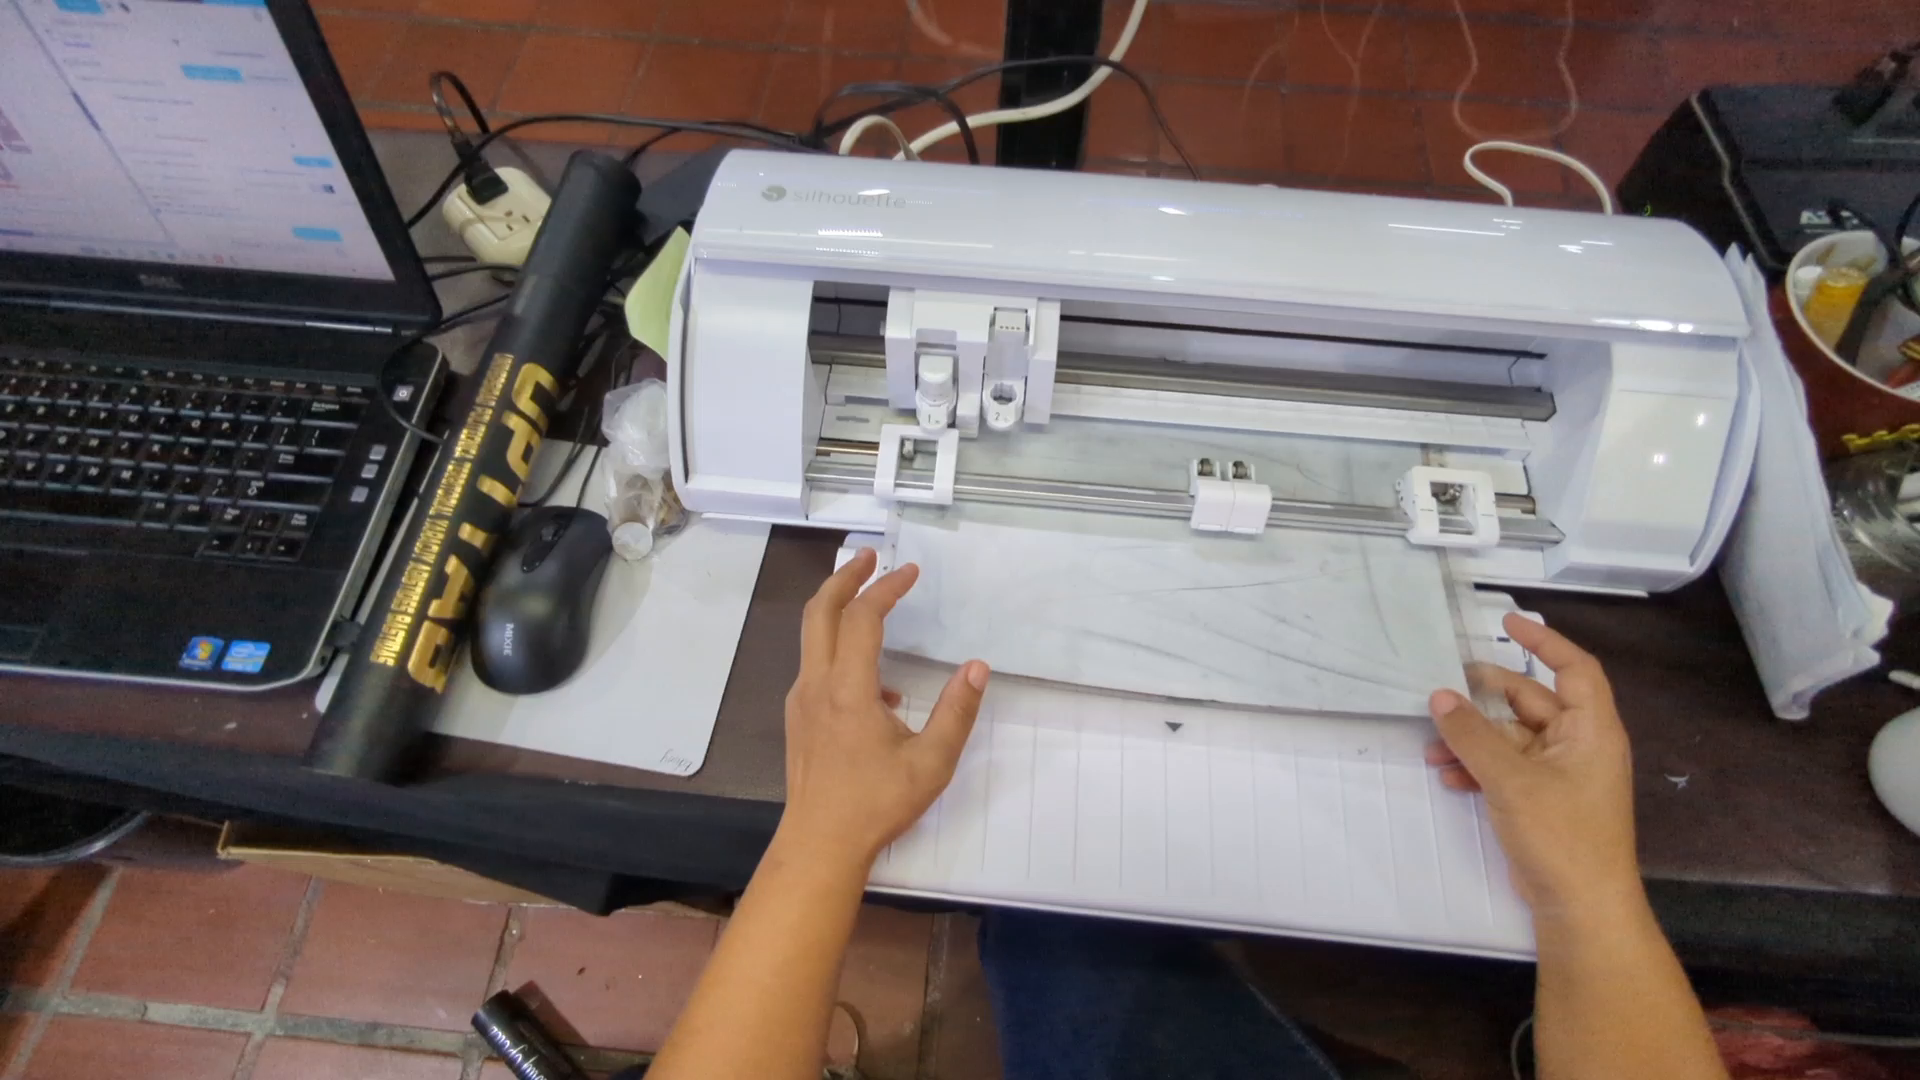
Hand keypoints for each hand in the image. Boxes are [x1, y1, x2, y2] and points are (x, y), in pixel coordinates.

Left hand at [778, 548, 989, 867]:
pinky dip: (840, 648)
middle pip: (819, 611)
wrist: (820, 845)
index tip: (910, 571)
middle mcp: (816, 684)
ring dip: (838, 607)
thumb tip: (977, 668)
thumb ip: (956, 712)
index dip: (886, 589)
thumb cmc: (877, 804)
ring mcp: (801, 700)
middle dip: (845, 577)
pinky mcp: (799, 716)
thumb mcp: (931, 762)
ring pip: (812, 635)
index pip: (862, 619)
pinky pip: (817, 665)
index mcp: (848, 689)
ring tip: (873, 601)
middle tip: (870, 556)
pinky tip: (880, 686)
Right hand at [1425, 614, 1640, 922]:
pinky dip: (1474, 765)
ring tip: (1433, 749)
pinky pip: (1503, 764)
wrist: (1580, 904)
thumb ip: (1470, 734)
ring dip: (1469, 739)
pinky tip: (1447, 776)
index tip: (1507, 622)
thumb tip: (1439, 696)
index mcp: (1589, 732)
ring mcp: (1559, 772)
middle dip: (1482, 699)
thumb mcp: (1509, 779)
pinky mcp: (1540, 796)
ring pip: (1507, 736)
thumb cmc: (1560, 834)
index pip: (1575, 670)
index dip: (1544, 642)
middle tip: (1442, 690)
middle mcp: (1577, 745)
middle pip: (1527, 702)